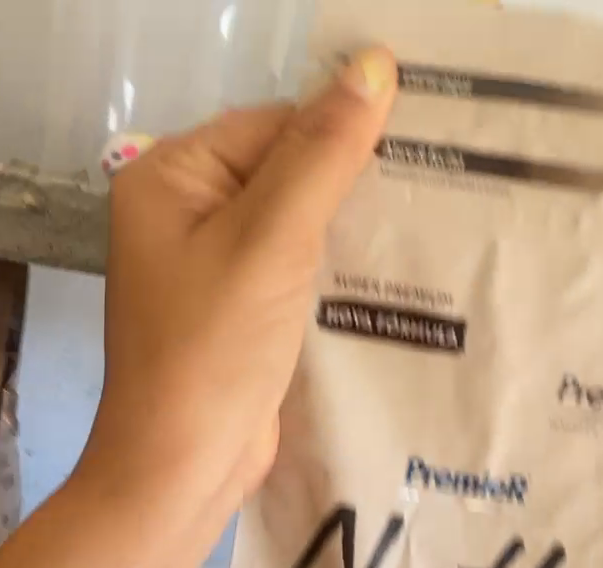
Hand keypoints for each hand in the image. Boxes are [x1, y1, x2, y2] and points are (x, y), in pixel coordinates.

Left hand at [81, 48, 397, 511]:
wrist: (182, 467)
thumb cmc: (212, 350)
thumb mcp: (269, 242)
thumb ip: (321, 156)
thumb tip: (372, 65)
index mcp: (169, 180)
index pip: (271, 127)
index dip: (340, 134)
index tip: (418, 147)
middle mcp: (183, 218)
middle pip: (281, 175)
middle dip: (347, 188)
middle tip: (433, 190)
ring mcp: (209, 271)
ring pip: (291, 230)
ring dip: (345, 235)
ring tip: (423, 231)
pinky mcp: (235, 317)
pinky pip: (289, 277)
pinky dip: (329, 276)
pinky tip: (386, 277)